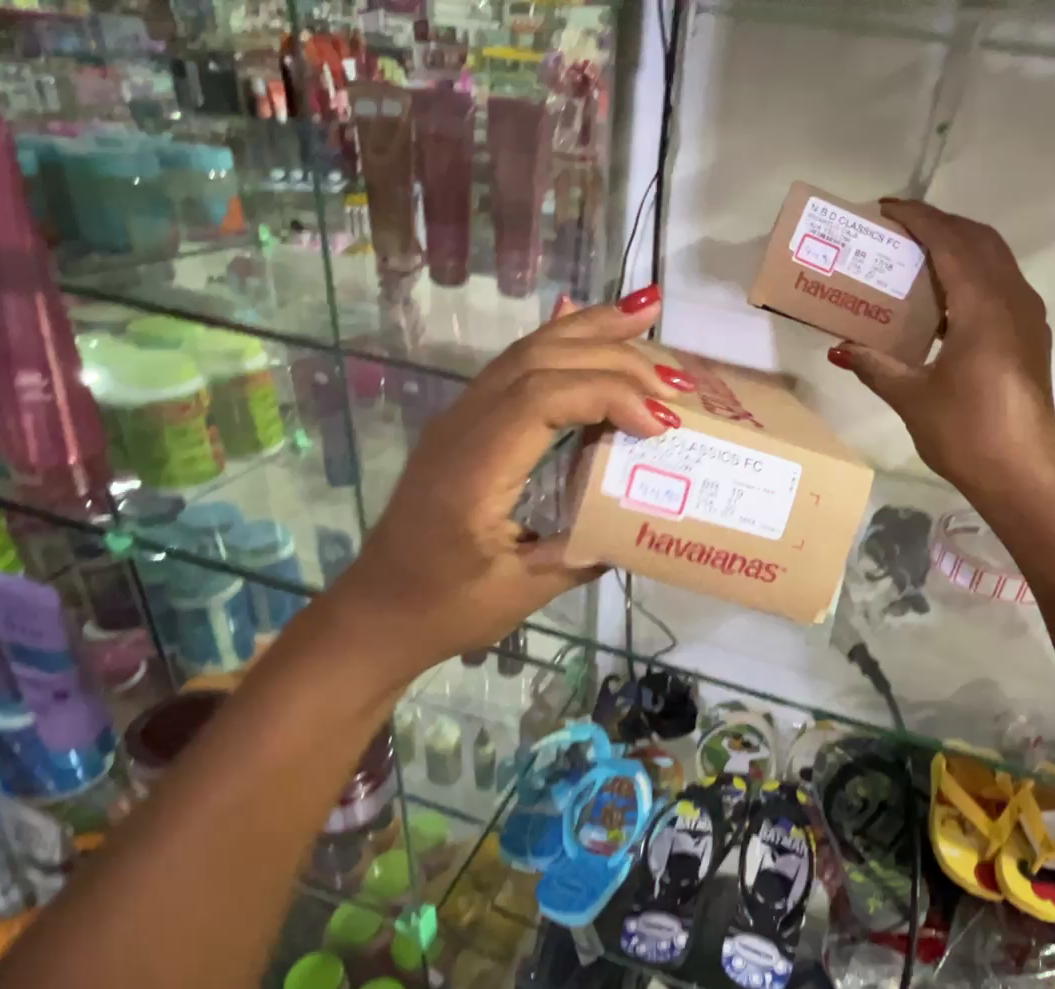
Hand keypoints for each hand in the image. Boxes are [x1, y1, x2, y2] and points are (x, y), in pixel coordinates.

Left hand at [340, 287, 689, 671]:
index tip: (660, 426)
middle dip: (612, 355)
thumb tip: (642, 522)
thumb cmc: (446, 608)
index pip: (543, 400)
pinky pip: (511, 367)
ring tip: (645, 312)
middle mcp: (462, 427)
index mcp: (475, 470)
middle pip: (539, 362)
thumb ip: (583, 553)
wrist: (379, 609)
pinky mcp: (463, 423)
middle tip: (675, 376)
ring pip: (525, 352)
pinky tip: (580, 316)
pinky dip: (556, 341)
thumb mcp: (522, 593)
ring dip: (587, 331)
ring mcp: (458, 419)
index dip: (608, 396)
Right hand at [825, 200, 1054, 497]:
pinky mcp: (1032, 338)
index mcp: (983, 306)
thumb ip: (876, 365)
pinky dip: (974, 276)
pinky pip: (1003, 286)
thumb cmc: (964, 434)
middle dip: (939, 226)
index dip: (918, 218)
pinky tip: (946, 303)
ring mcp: (1029, 318)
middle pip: (978, 240)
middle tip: (899, 231)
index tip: (885, 208)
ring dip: (960, 249)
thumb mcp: (911, 397)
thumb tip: (840, 349)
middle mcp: (1013, 300)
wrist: (1021, 474)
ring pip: (996, 261)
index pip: (949, 242)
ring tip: (918, 259)